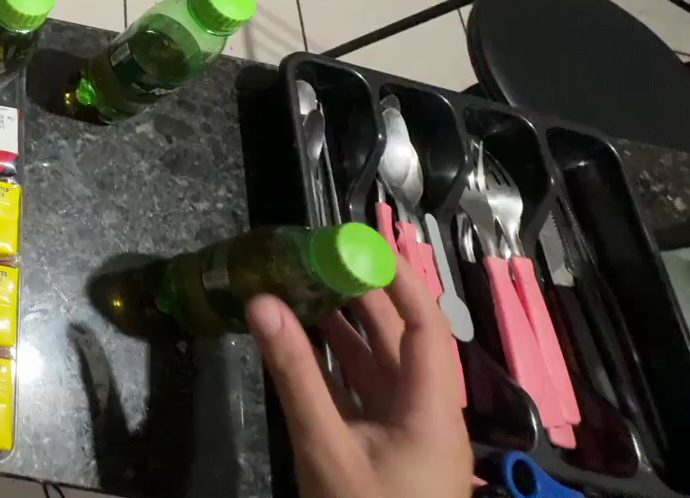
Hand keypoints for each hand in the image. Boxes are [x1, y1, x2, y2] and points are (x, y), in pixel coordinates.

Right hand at [247, 273, 472, 497]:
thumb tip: (259, 300)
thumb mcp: (325, 445)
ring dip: (337, 322)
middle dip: (358, 293)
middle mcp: (421, 410)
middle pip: (396, 337)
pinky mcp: (375, 441)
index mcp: (430, 409)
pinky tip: (293, 333)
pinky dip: (326, 356)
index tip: (361, 243)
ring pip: (371, 359)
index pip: (425, 327)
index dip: (399, 281)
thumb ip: (293, 373)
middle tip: (314, 252)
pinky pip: (353, 384)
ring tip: (296, 281)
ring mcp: (399, 428)